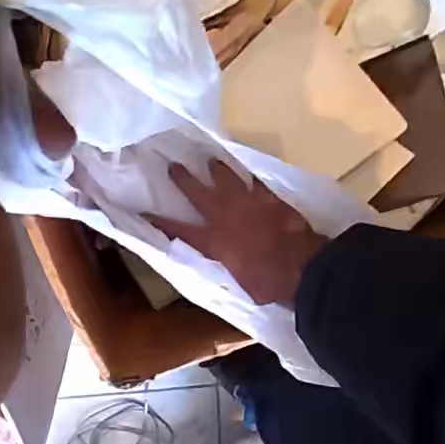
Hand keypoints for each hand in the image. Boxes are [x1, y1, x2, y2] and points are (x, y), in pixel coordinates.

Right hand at [146, 159, 324, 306]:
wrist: (301, 266)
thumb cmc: (267, 283)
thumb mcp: (239, 282)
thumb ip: (229, 267)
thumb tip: (231, 265)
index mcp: (213, 241)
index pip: (180, 229)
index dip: (160, 222)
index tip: (144, 212)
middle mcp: (224, 217)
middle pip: (199, 194)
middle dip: (185, 179)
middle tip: (174, 165)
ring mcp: (248, 203)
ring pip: (228, 180)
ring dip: (219, 170)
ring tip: (212, 160)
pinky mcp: (271, 198)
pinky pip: (258, 183)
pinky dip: (253, 178)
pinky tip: (251, 172)